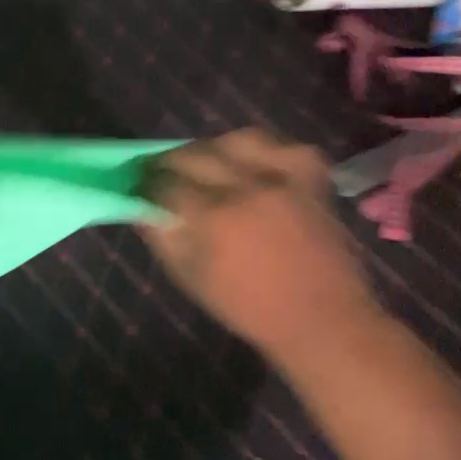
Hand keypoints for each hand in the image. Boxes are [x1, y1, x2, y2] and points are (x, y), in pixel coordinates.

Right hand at [142, 129, 384, 353]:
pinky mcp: (313, 184)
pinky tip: (255, 165)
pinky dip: (267, 152)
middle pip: (195, 154)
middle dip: (169, 162)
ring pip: (240, 140)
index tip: (138, 189)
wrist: (323, 319)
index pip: (164, 184)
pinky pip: (288, 149)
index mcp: (213, 217)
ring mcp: (284, 182)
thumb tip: (141, 206)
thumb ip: (161, 236)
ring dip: (215, 147)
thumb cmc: (246, 305)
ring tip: (207, 164)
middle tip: (161, 174)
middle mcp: (247, 188)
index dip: (145, 184)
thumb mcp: (188, 276)